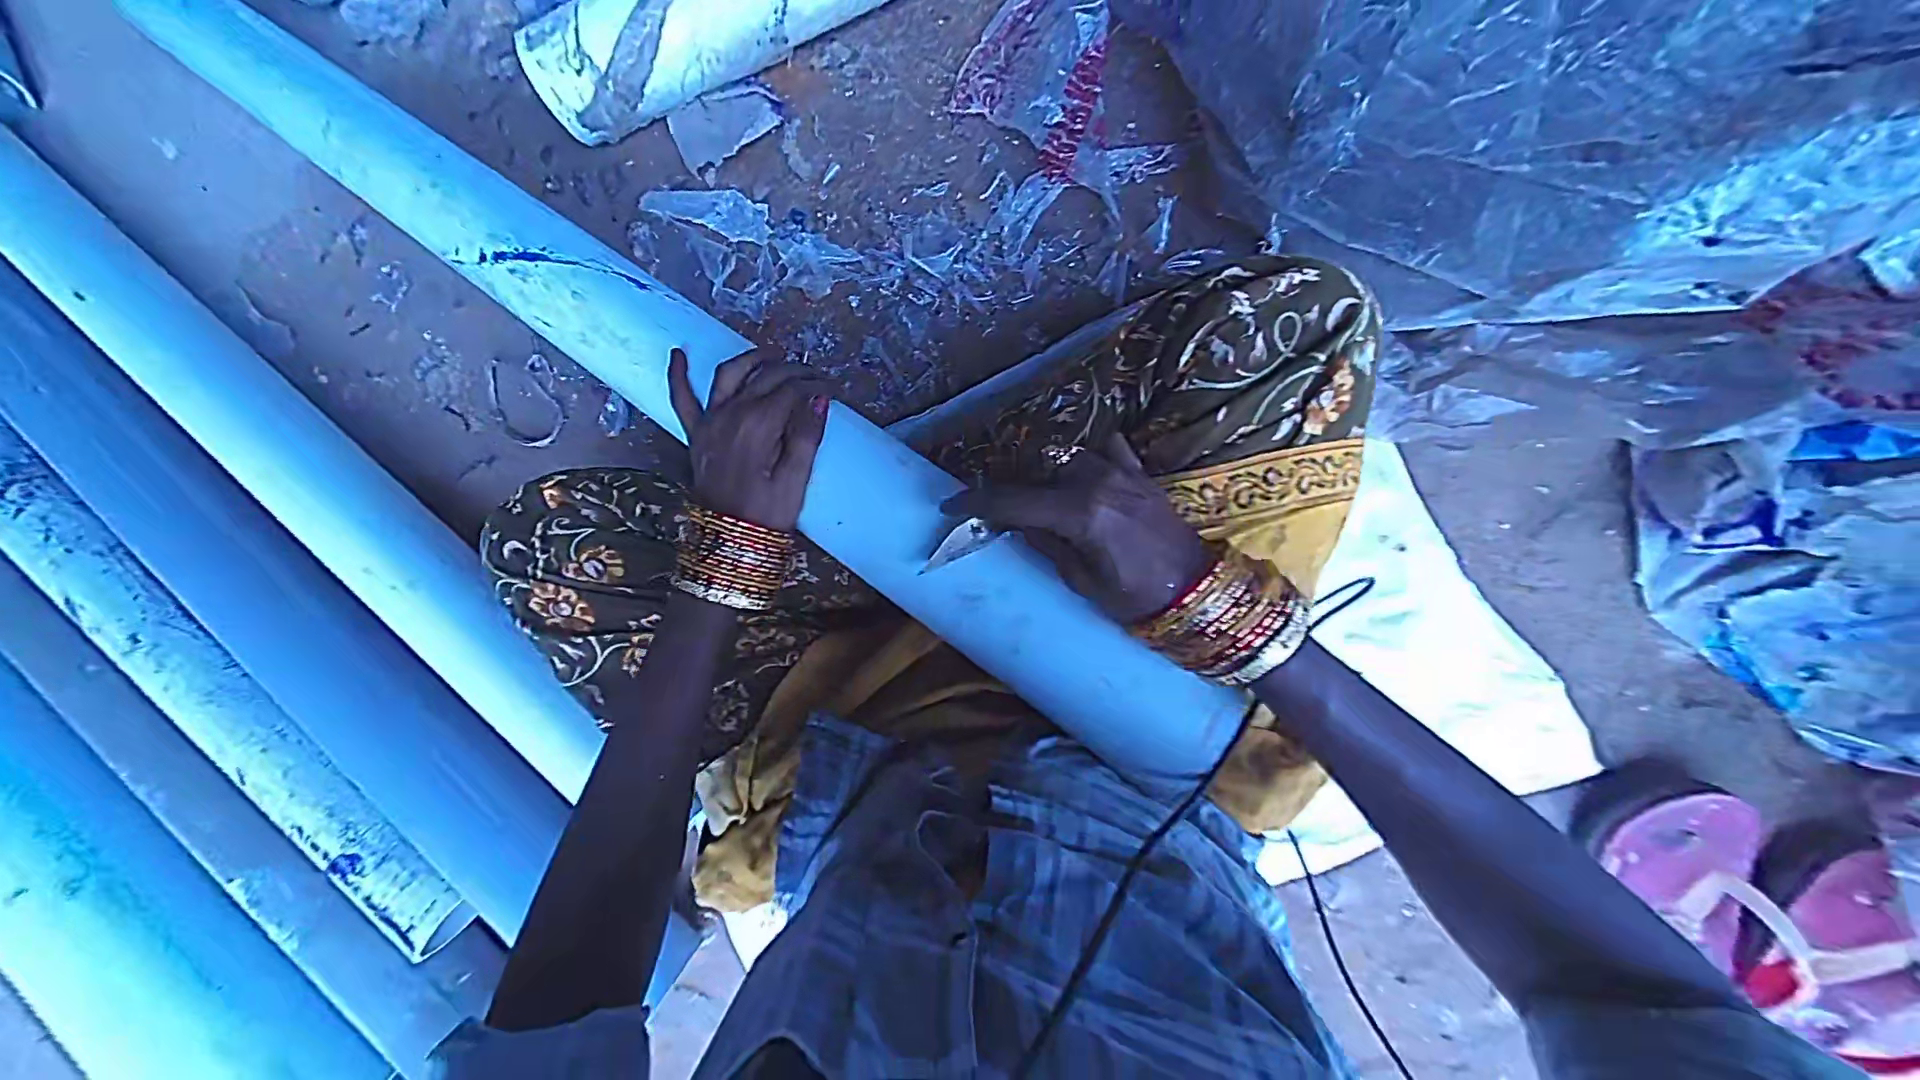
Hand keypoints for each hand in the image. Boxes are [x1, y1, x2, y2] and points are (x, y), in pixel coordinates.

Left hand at [668, 349, 832, 530]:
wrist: (728, 539)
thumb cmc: (767, 514)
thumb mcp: (796, 480)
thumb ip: (806, 436)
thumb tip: (820, 398)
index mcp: (759, 425)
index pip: (793, 390)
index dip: (816, 386)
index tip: (834, 391)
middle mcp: (731, 414)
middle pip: (766, 377)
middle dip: (795, 371)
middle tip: (816, 377)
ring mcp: (710, 421)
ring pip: (729, 374)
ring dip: (751, 359)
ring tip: (771, 355)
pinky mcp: (696, 433)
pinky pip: (681, 398)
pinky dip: (678, 374)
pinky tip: (678, 354)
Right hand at [941, 435, 1211, 622]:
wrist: (1199, 590)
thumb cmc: (1139, 598)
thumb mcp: (1085, 584)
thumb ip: (1049, 547)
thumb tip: (1020, 525)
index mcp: (1081, 515)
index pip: (1015, 502)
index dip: (978, 503)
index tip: (952, 505)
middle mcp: (1098, 482)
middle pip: (1038, 468)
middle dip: (1011, 485)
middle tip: (997, 506)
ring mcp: (1123, 473)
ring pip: (1069, 454)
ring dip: (1046, 469)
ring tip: (1037, 492)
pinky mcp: (1141, 474)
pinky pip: (1108, 448)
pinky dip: (1088, 455)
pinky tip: (1082, 470)